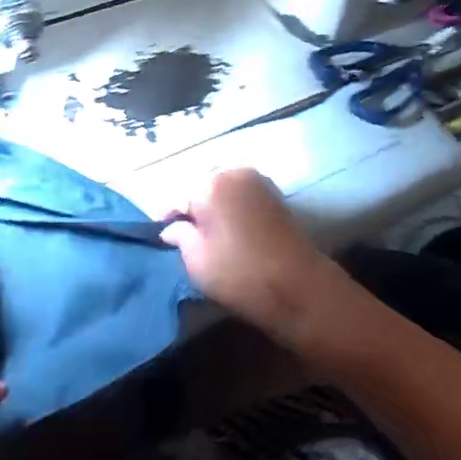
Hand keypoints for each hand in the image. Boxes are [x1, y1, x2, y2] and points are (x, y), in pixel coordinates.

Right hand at [162, 168, 350, 346]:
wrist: (298, 286)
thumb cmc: (239, 273)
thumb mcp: (196, 260)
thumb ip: (180, 236)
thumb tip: (173, 228)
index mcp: (212, 184)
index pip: (179, 196)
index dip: (169, 215)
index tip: (163, 234)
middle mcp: (236, 173)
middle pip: (203, 187)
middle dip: (194, 207)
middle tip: (188, 235)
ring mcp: (260, 182)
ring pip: (225, 190)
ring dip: (216, 207)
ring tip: (211, 235)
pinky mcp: (276, 196)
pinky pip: (244, 196)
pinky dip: (235, 208)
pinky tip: (233, 231)